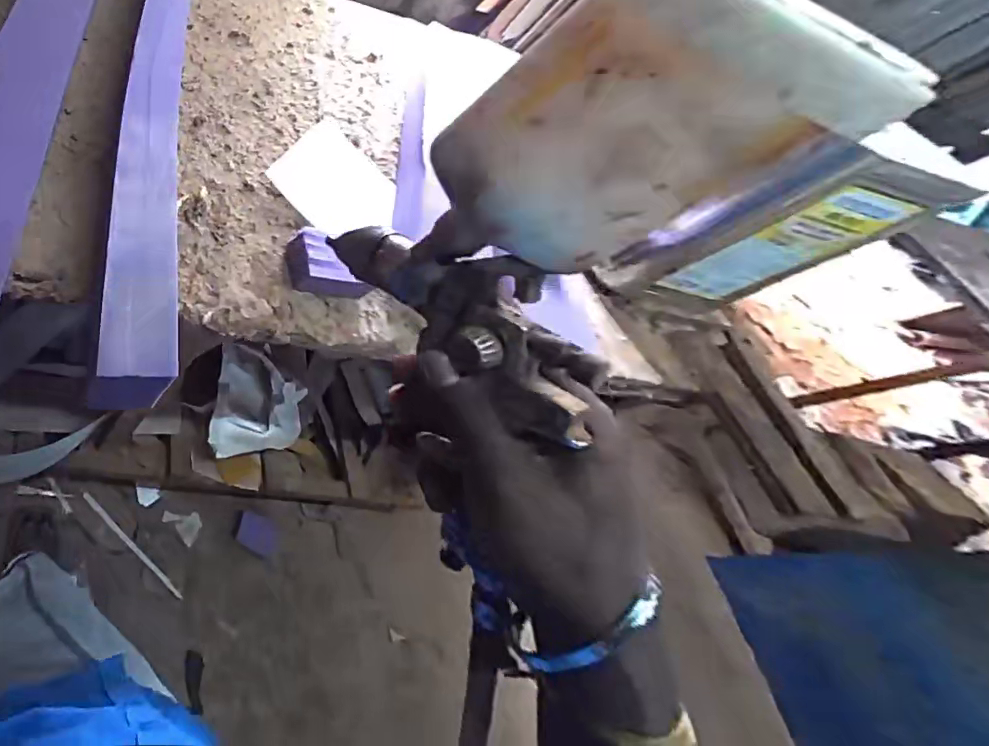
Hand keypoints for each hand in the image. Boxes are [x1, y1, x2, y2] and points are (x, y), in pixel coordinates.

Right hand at [396, 349, 650, 649]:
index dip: (456, 358)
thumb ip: (465, 410)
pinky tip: (444, 496)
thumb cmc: (552, 544)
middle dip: (440, 407)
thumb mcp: (501, 474)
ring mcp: (555, 454)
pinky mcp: (540, 481)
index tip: (410, 365)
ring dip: (446, 445)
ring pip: (486, 427)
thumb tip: (432, 355)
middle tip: (396, 408)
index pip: (509, 359)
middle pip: (491, 393)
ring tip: (423, 471)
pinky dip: (464, 470)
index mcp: (578, 410)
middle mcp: (570, 422)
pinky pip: (494, 458)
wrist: (591, 633)